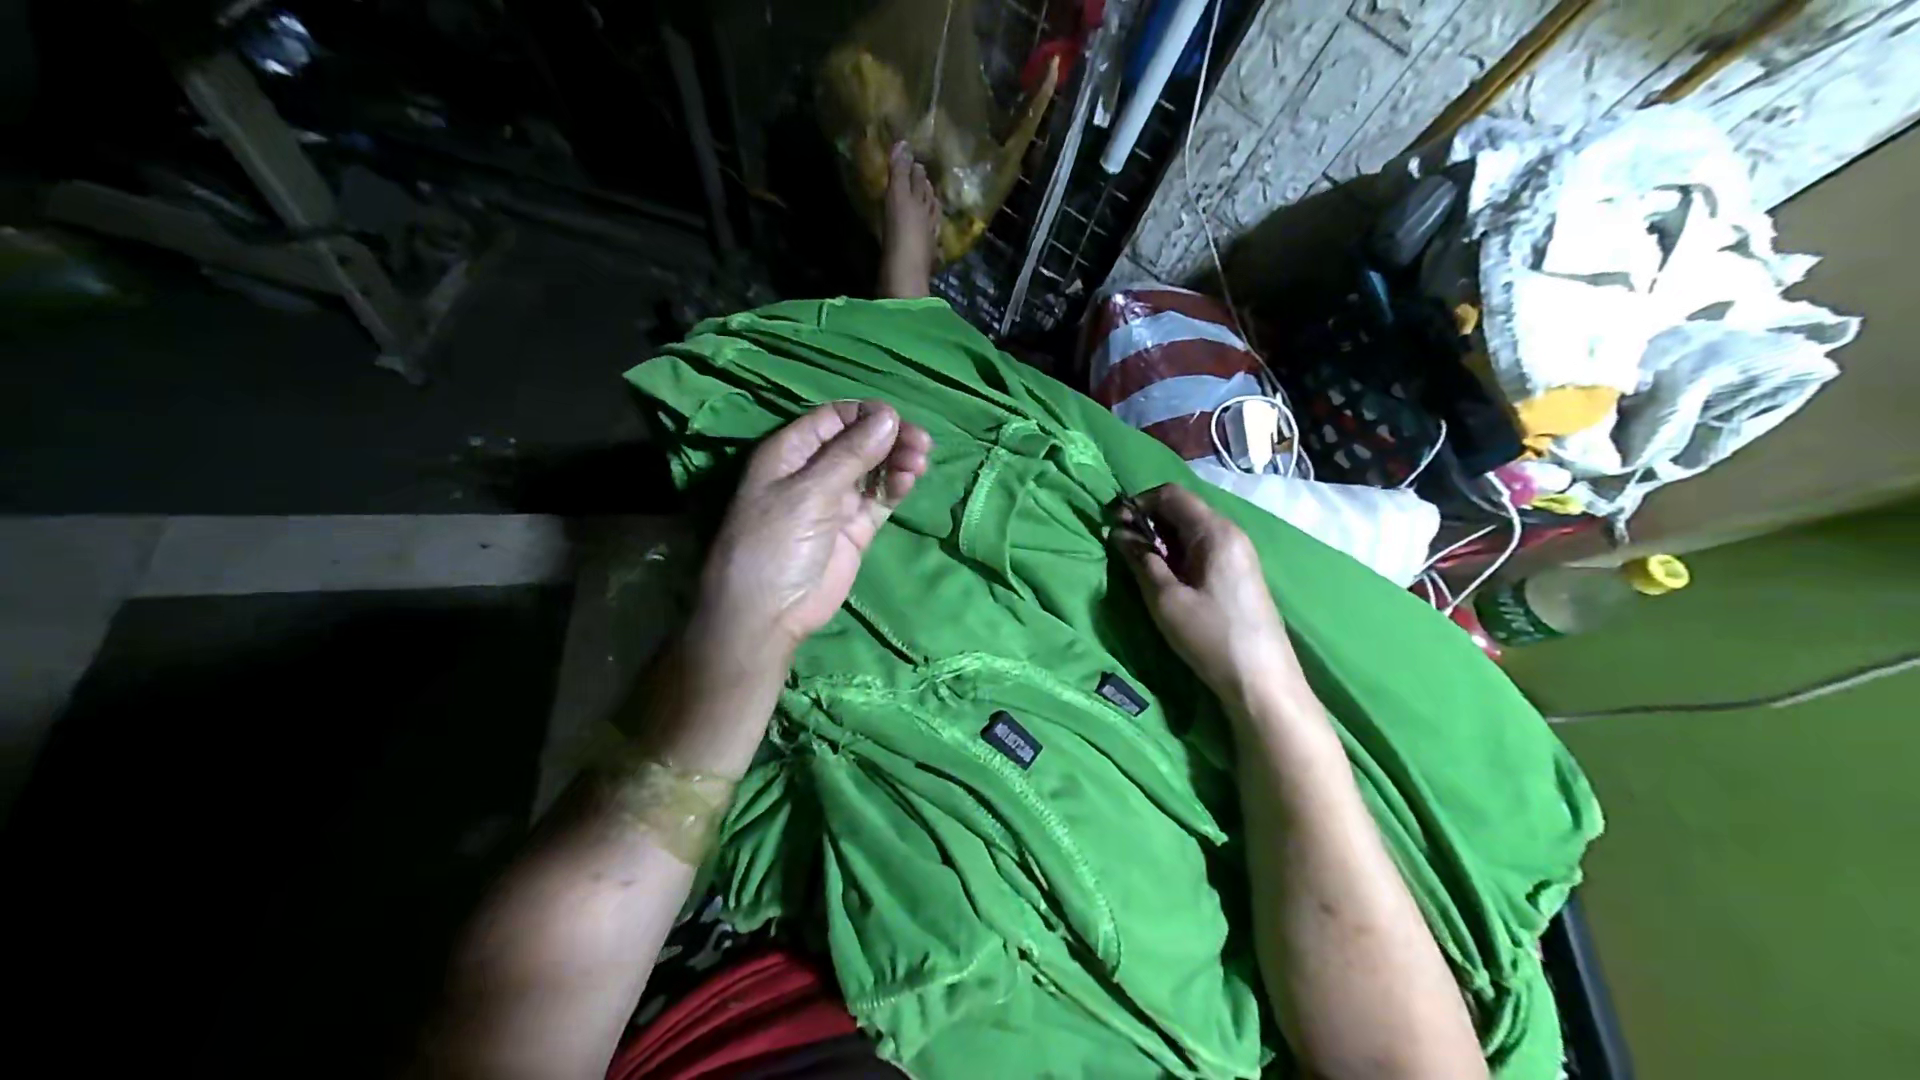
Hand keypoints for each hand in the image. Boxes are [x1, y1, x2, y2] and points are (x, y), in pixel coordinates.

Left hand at [695, 400, 931, 669]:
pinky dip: (896, 486)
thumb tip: (889, 416)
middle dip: (890, 437)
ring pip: (874, 468)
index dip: (866, 414)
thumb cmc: (775, 543)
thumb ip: (851, 454)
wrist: (769, 613)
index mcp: (790, 452)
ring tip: (918, 463)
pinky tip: (909, 480)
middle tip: (921, 443)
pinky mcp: (855, 528)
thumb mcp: (809, 492)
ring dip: (898, 460)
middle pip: (859, 441)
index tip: (896, 419)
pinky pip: (880, 497)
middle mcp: (814, 471)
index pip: (833, 418)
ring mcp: (836, 500)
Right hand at [1110, 484, 1302, 715]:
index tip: (1112, 521)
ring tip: (1137, 560)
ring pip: (1190, 529)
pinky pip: (1201, 547)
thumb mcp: (1165, 599)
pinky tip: (1163, 575)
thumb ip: (1140, 559)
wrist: (1261, 680)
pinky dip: (1177, 552)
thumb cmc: (1210, 636)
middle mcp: (1230, 533)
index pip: (1171, 494)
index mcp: (1215, 532)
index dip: (1139, 502)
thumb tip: (1118, 532)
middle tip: (1120, 542)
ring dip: (1161, 538)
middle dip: (1148, 519)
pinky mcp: (1237, 573)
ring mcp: (1237, 553)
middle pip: (1182, 509)